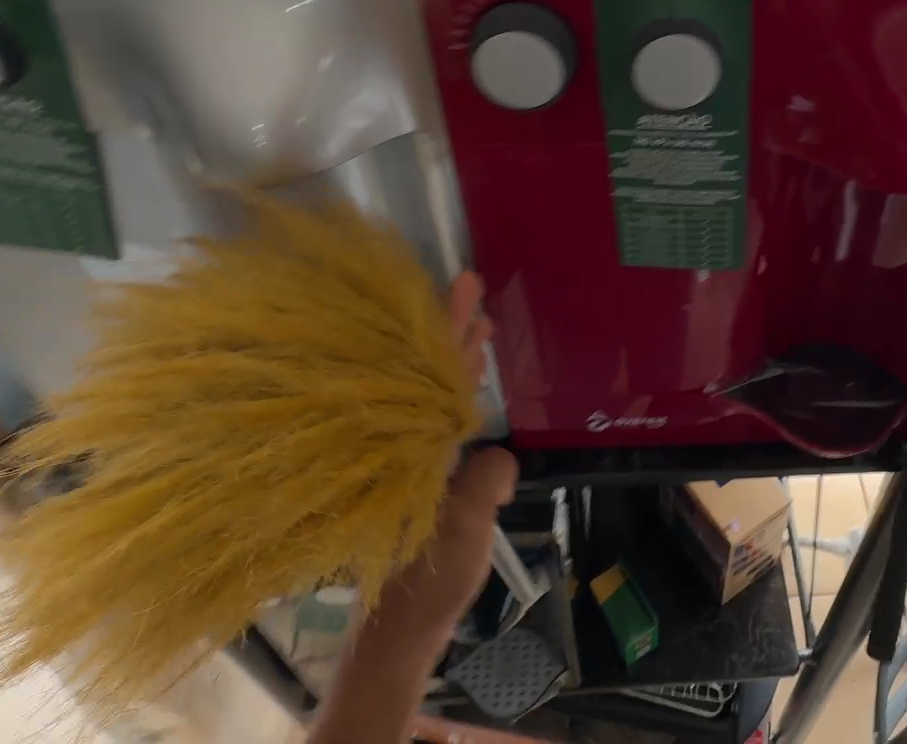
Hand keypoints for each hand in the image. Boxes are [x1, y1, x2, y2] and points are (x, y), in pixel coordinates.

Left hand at [368, 272, 515, 638]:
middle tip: (468, 282)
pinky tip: (472, 379)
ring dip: (453, 354)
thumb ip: (484, 481)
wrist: (404, 624)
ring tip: (477, 319)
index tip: (462, 292)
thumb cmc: (430, 576)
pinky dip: (456, 391)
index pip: (436, 375)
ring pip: (433, 390)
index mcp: (418, 444)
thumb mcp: (465, 528)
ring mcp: (419, 455)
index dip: (450, 331)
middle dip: (449, 327)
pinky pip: (443, 418)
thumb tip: (501, 456)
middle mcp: (413, 441)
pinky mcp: (427, 474)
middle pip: (429, 372)